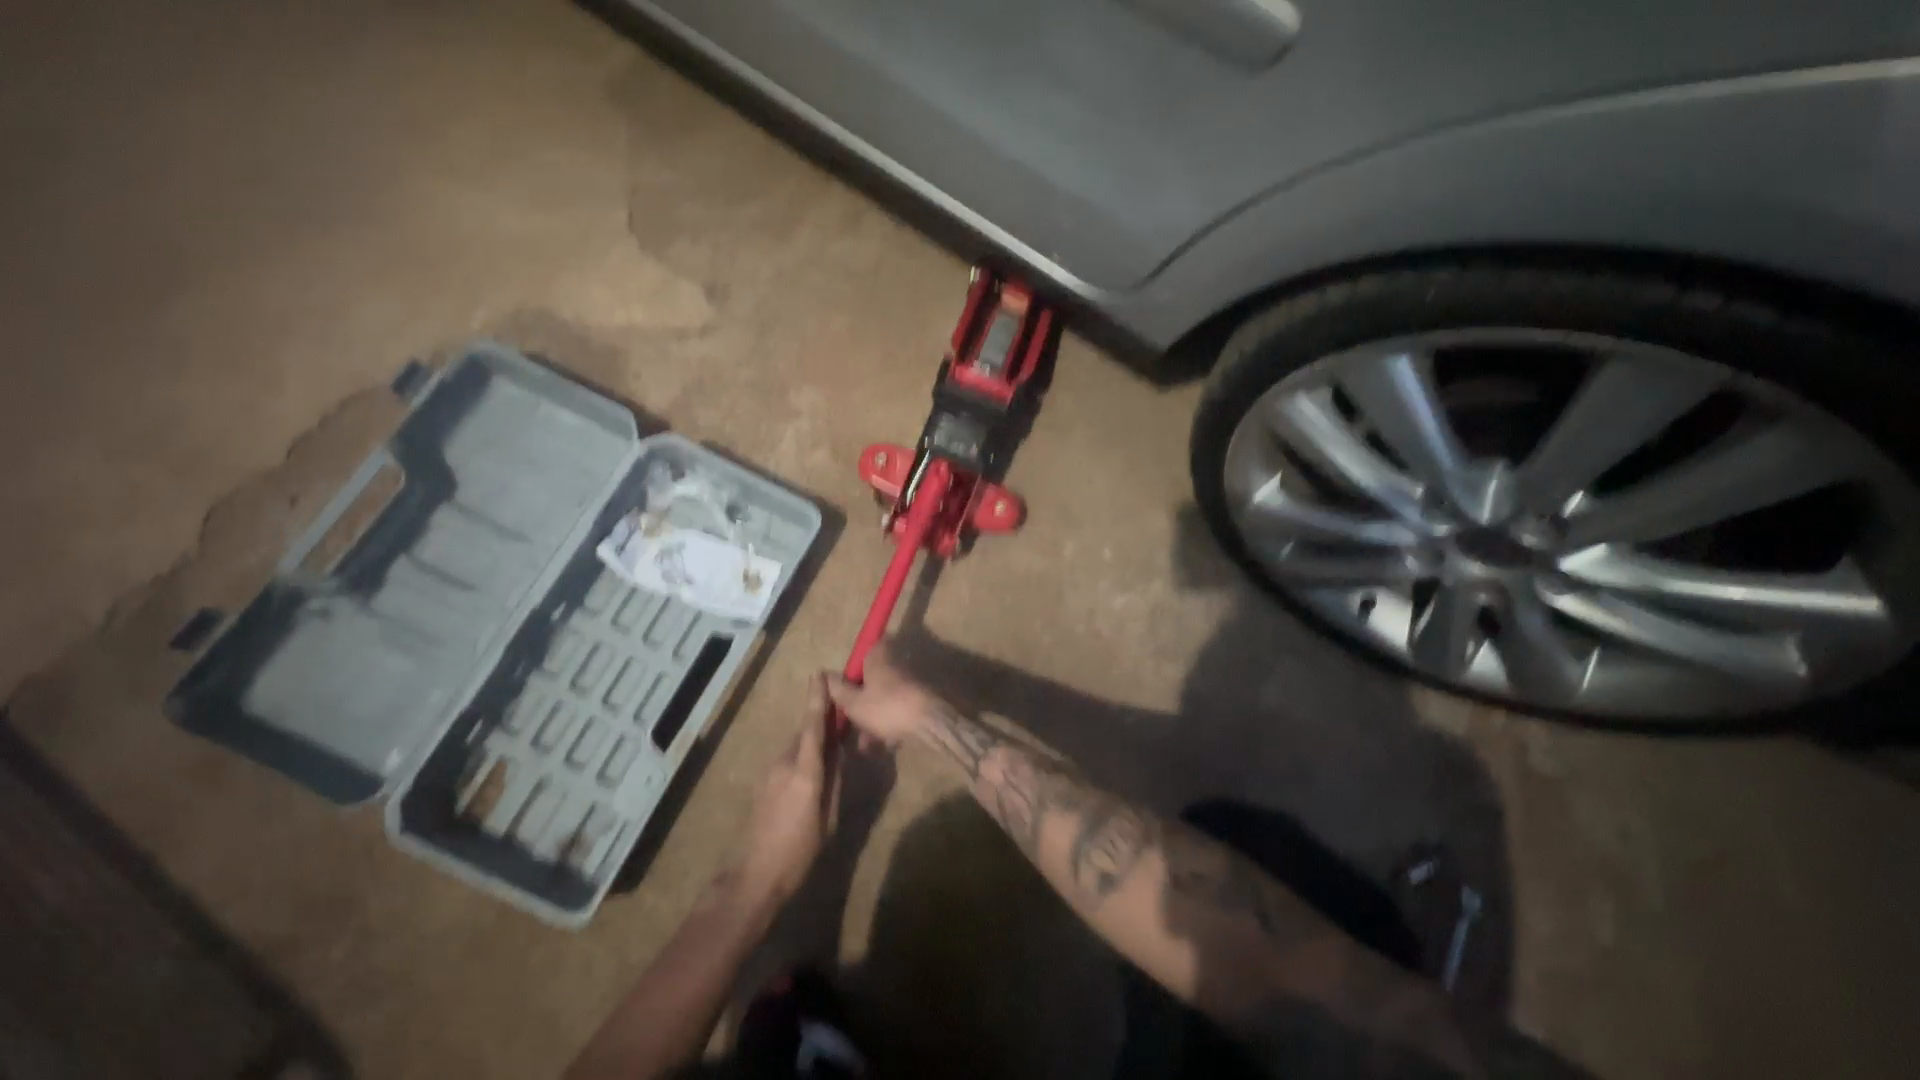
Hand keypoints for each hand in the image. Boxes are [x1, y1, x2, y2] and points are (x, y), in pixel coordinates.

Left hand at [738, 674, 838, 903]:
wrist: (756, 875)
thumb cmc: (801, 851)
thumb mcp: (829, 818)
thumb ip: (835, 781)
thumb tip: (839, 753)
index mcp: (805, 772)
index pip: (813, 726)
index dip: (817, 699)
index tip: (819, 674)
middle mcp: (784, 765)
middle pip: (805, 734)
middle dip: (822, 725)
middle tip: (843, 722)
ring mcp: (769, 774)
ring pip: (796, 749)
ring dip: (812, 746)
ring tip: (831, 755)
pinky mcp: (762, 785)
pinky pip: (787, 763)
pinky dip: (802, 760)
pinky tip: (812, 778)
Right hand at [825, 644, 944, 747]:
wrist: (930, 723)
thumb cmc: (887, 707)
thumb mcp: (854, 703)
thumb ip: (839, 690)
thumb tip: (825, 674)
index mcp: (878, 657)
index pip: (865, 651)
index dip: (853, 668)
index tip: (843, 687)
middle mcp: (895, 665)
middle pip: (872, 679)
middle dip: (860, 702)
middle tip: (850, 722)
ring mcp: (910, 683)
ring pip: (885, 699)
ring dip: (874, 719)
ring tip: (864, 745)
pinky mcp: (921, 700)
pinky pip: (899, 711)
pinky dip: (890, 725)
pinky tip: (883, 746)